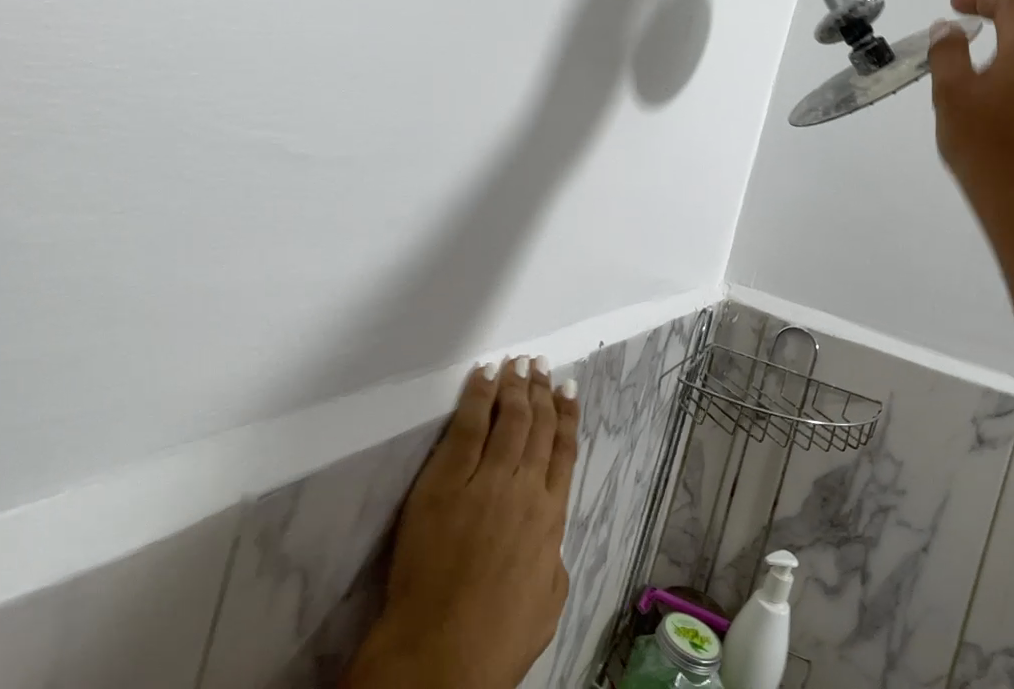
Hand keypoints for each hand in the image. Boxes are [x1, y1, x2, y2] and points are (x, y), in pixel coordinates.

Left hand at [345, 356, 581, 688]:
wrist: (445, 651)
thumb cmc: (499, 637)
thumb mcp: (550, 598)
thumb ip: (552, 556)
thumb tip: (548, 538)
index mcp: (552, 518)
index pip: (564, 452)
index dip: (568, 416)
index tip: (568, 389)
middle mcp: (525, 489)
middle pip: (538, 428)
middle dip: (541, 391)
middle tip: (540, 364)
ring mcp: (486, 482)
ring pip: (507, 420)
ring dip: (515, 386)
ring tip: (518, 361)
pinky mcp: (445, 483)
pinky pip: (466, 427)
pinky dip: (477, 397)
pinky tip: (483, 376)